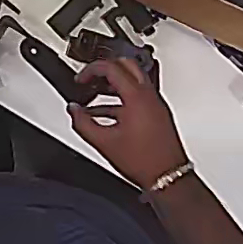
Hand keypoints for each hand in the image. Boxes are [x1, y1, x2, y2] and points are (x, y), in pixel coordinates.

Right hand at [68, 59, 189, 189]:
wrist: (168, 178)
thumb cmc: (144, 162)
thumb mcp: (104, 143)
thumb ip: (83, 124)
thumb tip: (74, 110)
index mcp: (136, 96)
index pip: (112, 67)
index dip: (91, 70)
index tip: (81, 78)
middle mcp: (149, 95)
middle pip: (126, 65)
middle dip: (104, 69)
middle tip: (90, 79)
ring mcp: (155, 103)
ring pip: (133, 80)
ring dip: (113, 84)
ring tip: (95, 95)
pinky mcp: (157, 112)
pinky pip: (138, 95)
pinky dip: (122, 98)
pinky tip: (108, 114)